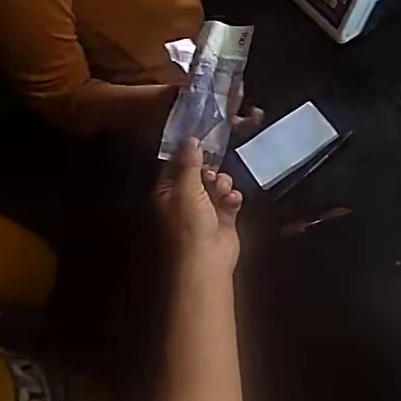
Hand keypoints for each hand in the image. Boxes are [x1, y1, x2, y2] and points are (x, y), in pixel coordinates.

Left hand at [155, 138, 242, 270]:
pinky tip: (232, 202)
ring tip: (223, 192)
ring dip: (223, 183)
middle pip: (200, 172)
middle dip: (210, 170)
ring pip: (217, 183)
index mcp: (167, 190)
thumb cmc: (188, 225)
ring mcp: (205, 208)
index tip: (203, 141)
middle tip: (213, 176)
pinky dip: (232, 198)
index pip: (177, 164)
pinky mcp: (224, 217)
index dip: (190, 153)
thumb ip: (190, 163)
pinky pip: (230, 198)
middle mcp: (184, 197)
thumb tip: (191, 139)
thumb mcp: (186, 189)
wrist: (205, 261)